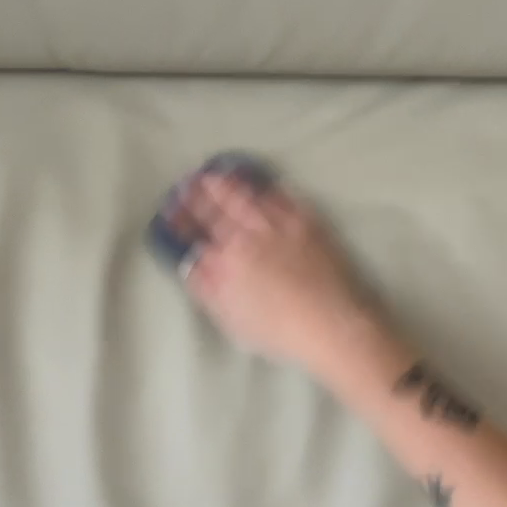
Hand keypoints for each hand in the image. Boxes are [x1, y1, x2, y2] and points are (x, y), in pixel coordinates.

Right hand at [182, 173, 381, 367]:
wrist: (334, 323)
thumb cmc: (281, 330)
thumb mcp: (232, 318)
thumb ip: (208, 289)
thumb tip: (191, 267)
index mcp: (227, 260)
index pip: (197, 234)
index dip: (182, 221)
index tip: (172, 212)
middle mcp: (250, 236)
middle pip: (220, 208)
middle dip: (203, 194)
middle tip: (192, 182)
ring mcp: (281, 226)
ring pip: (249, 197)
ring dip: (231, 185)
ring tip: (218, 176)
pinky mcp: (310, 224)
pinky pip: (285, 198)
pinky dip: (270, 190)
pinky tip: (266, 186)